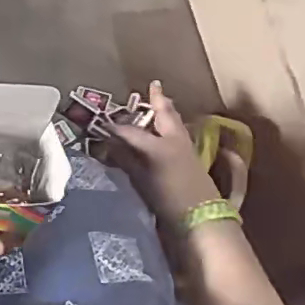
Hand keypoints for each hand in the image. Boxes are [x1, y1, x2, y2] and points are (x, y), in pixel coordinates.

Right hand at [106, 81, 222, 224]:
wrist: (201, 218)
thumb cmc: (168, 201)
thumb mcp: (141, 181)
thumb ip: (126, 160)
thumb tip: (110, 144)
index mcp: (159, 146)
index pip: (132, 132)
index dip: (116, 128)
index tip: (103, 124)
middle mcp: (175, 141)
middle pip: (165, 114)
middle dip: (158, 100)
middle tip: (153, 86)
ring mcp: (187, 148)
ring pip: (175, 122)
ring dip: (166, 111)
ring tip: (160, 102)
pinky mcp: (193, 159)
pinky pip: (180, 134)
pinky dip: (172, 126)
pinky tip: (167, 130)